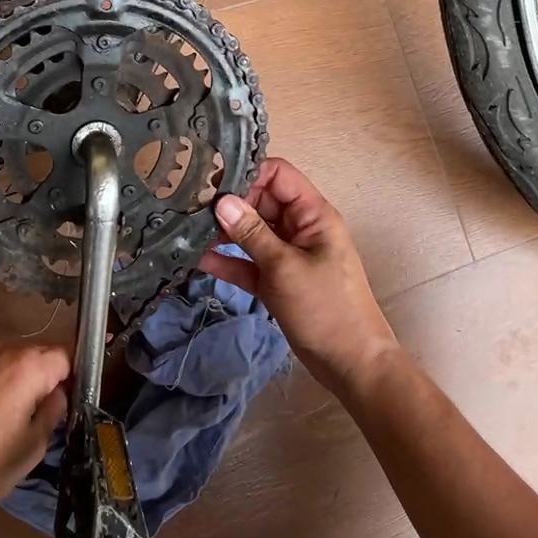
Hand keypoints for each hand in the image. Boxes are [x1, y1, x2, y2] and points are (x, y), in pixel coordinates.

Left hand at [0, 342, 68, 528]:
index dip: (76, 376)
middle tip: (49, 413)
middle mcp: (4, 351)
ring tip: (19, 418)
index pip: (68, 354)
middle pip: (40, 354)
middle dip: (49, 377)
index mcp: (29, 365)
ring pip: (14, 361)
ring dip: (23, 381)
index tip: (74, 400)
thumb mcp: (33, 446)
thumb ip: (54, 410)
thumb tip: (58, 394)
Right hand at [198, 158, 399, 394]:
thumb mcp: (285, 267)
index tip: (214, 182)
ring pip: (251, 233)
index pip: (278, 175)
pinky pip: (248, 262)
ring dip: (223, 232)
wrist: (350, 364)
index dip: (248, 174)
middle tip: (190, 207)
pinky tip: (196, 259)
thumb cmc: (325, 308)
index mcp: (313, 214)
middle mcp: (299, 228)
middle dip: (229, 204)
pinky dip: (227, 260)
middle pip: (260, 201)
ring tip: (187, 230)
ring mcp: (287, 255)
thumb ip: (252, 233)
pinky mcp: (276, 280)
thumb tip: (222, 201)